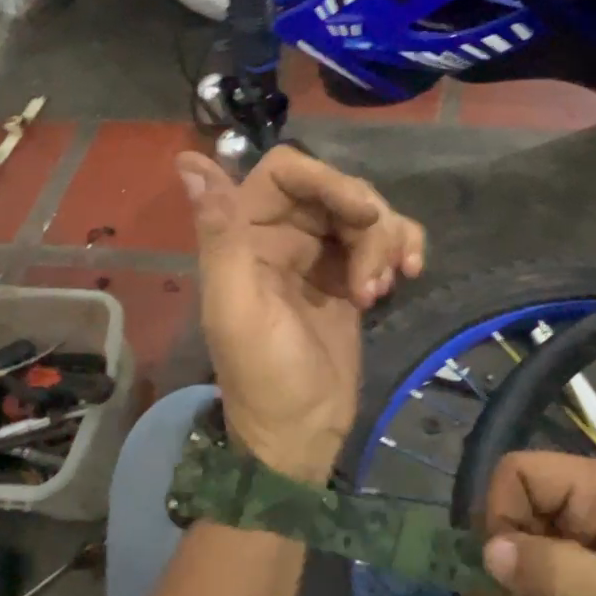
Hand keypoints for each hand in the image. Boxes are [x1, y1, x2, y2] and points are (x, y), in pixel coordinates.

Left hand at [177, 147, 425, 481]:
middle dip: (365, 220)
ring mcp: (320, 256)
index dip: (328, 179)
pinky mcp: (352, 278)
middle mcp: (281, 236)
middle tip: (375, 273)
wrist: (302, 433)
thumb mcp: (237, 307)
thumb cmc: (264, 375)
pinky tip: (406, 277)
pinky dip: (401, 249)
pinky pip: (384, 240)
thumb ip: (220, 234)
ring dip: (385, 242)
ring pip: (366, 213)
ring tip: (381, 289)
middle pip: (336, 189)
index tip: (362, 214)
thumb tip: (189, 161)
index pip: (287, 171)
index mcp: (244, 234)